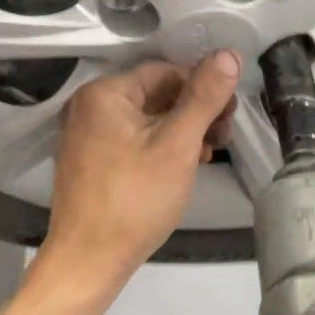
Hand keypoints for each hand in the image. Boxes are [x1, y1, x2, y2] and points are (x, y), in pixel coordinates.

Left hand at [29, 52, 241, 302]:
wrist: (88, 260)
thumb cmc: (135, 199)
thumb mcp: (177, 145)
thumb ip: (203, 97)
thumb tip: (227, 54)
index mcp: (103, 93)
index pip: (164, 72)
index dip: (202, 89)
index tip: (229, 116)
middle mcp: (88, 106)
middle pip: (154, 94)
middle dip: (192, 112)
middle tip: (222, 138)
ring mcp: (84, 134)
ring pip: (144, 119)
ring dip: (179, 131)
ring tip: (206, 155)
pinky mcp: (88, 159)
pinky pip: (129, 139)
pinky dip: (157, 147)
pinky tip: (180, 167)